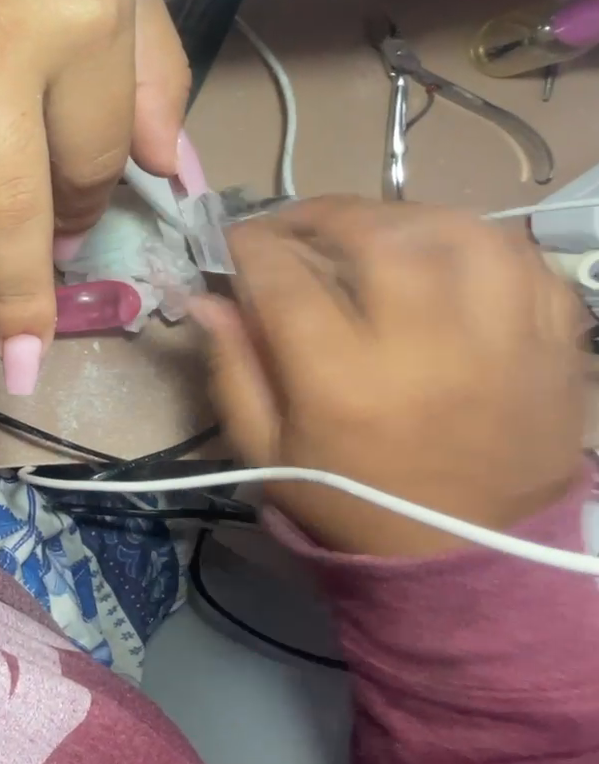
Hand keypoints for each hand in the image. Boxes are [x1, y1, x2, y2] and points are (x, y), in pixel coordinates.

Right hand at [189, 199, 588, 557]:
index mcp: (341, 381)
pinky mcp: (556, 343)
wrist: (462, 548)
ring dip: (401, 215)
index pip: (288, 282)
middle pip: (379, 239)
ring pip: (462, 234)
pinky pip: (524, 262)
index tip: (231, 238)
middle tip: (292, 221)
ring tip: (365, 225)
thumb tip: (207, 299)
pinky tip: (436, 250)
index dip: (251, 247)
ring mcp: (505, 340)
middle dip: (323, 215)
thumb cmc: (340, 494)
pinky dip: (474, 240)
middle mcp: (426, 348)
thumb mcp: (260, 444)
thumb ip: (232, 367)